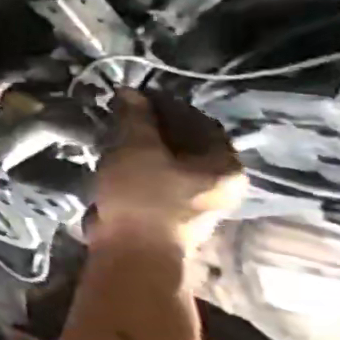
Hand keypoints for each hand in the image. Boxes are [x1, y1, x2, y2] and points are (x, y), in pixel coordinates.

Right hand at [93, 89, 245, 254]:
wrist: (133, 248)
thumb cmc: (142, 195)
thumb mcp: (135, 150)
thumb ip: (135, 119)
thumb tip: (130, 92)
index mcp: (224, 165)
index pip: (200, 122)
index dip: (167, 104)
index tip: (134, 93)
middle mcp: (221, 180)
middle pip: (188, 141)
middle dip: (154, 123)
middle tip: (120, 109)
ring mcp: (198, 197)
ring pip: (172, 158)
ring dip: (145, 141)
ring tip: (114, 129)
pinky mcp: (173, 207)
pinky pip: (160, 173)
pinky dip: (140, 159)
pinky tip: (117, 155)